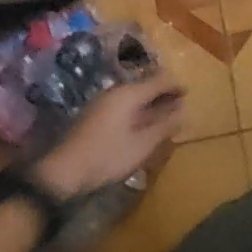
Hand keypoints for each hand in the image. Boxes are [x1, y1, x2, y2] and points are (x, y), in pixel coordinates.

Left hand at [34, 72, 185, 194]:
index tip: (189, 94)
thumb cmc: (107, 156)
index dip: (176, 85)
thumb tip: (184, 112)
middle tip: (179, 108)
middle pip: (146, 86)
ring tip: (164, 118)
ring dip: (151, 105)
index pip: (160, 79)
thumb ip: (165, 126)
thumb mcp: (142, 145)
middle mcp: (116, 92)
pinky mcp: (94, 116)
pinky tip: (142, 127)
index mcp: (129, 93)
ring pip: (134, 97)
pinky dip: (138, 112)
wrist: (63, 172)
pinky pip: (123, 106)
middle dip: (164, 95)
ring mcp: (103, 103)